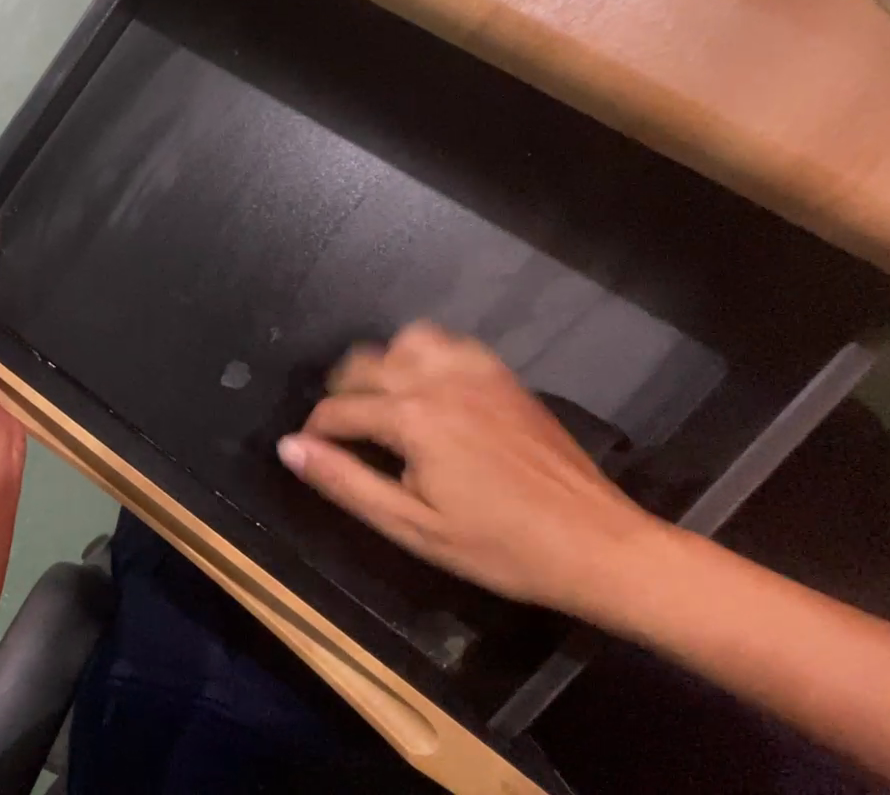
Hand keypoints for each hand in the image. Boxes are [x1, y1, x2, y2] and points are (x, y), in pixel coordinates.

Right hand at [278, 323, 665, 614]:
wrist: (601, 547)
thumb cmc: (500, 547)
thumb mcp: (411, 527)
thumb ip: (344, 482)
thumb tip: (289, 447)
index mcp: (412, 419)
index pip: (337, 411)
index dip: (316, 434)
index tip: (313, 455)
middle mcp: (438, 382)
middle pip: (362, 366)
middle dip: (341, 396)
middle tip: (345, 436)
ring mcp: (475, 374)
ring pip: (403, 342)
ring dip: (382, 366)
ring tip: (382, 403)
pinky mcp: (503, 378)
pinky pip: (448, 343)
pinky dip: (423, 357)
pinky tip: (427, 389)